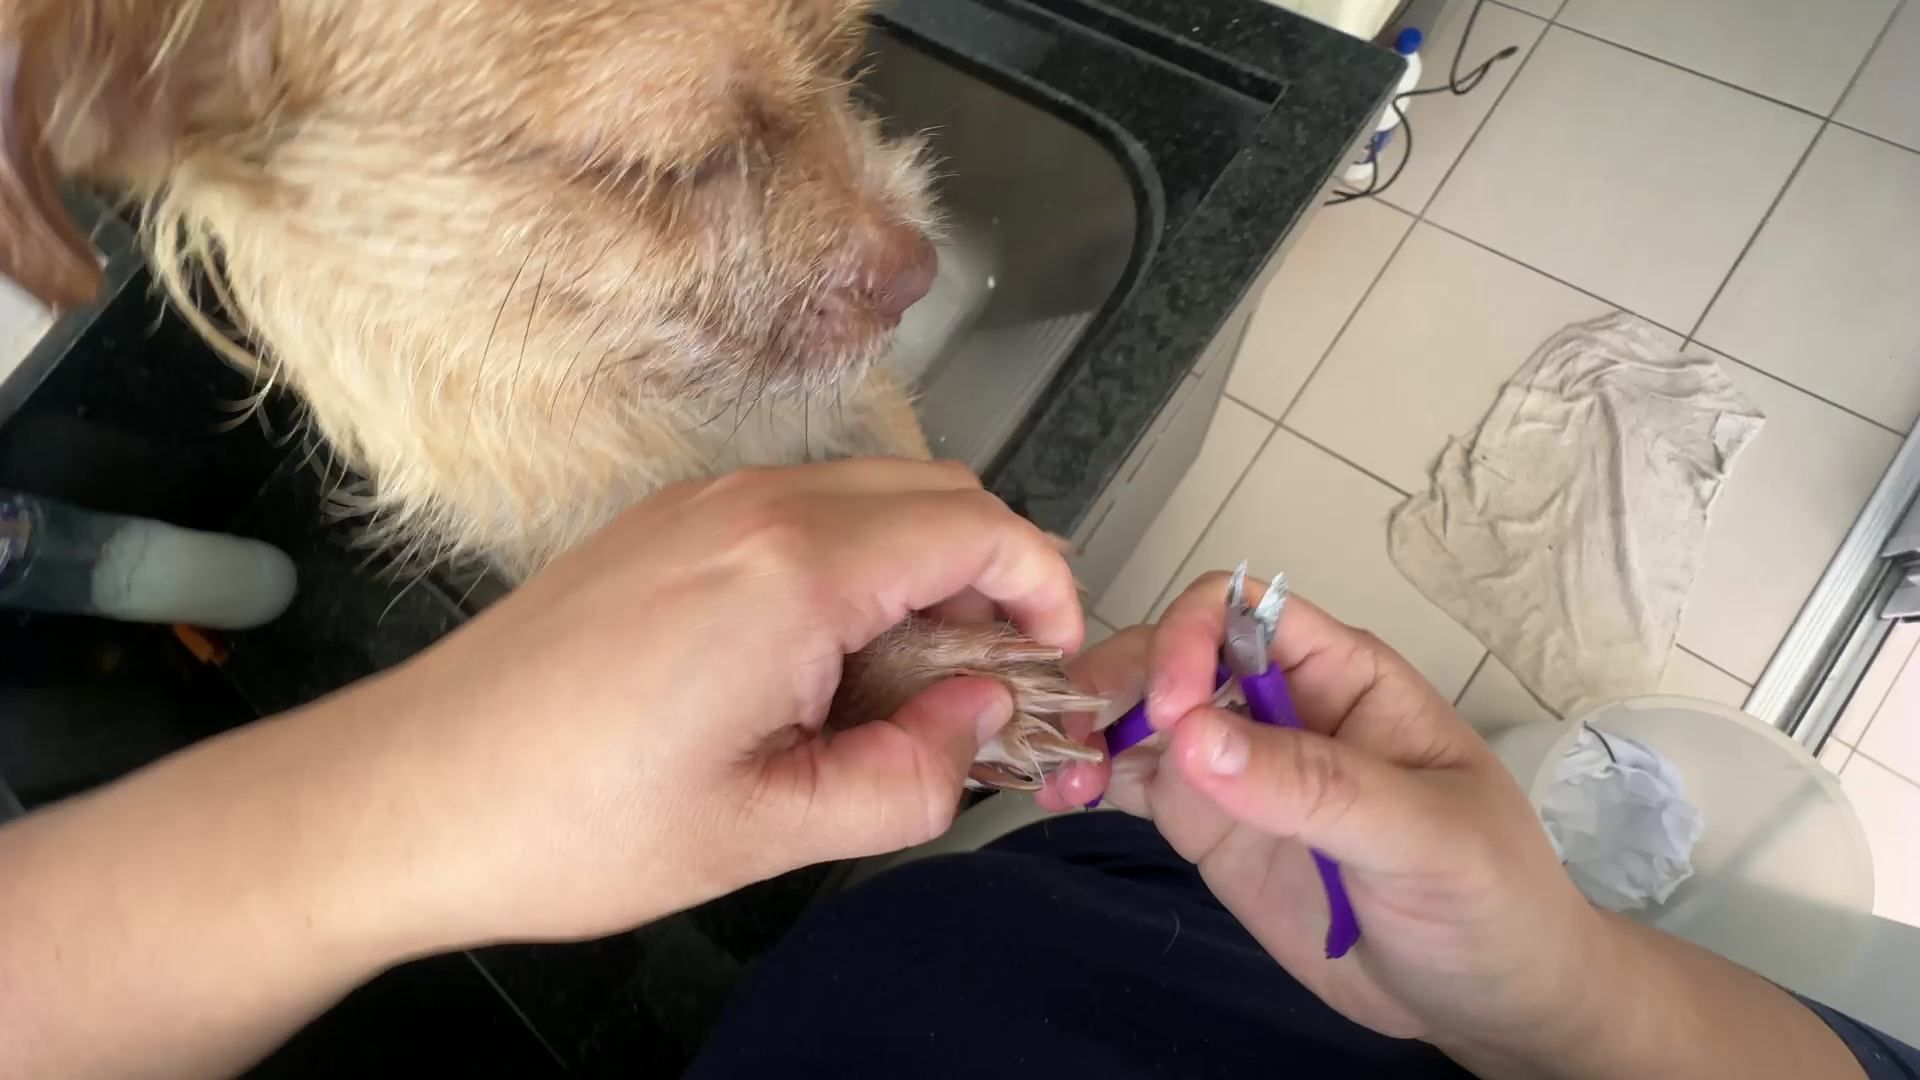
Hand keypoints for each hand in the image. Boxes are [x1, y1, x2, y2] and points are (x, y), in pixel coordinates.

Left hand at [0, 459, 1083, 1079]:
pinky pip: (818, 506)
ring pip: (883, 494)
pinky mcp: (683, 516)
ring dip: (928, 567)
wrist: (402, 791)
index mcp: (797, 571)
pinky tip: (826, 646)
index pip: (982, 531)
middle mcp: (763, 504)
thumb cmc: (576, 821)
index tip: (1050, 656)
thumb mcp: (773, 831)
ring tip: (903, 671)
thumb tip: (983, 717)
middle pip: (944, 494)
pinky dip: (865, 559)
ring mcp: (716, 499)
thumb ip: (913, 776)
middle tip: (982, 674)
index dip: (1044, 587)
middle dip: (995, 574)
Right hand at [1077, 575, 1863, 1078]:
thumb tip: (1190, 735)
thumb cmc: (1486, 898)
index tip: (1169, 708)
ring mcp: (1228, 757)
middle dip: (1119, 679)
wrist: (1484, 1001)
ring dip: (1089, 727)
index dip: (1190, 636)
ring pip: (1136, 711)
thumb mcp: (1421, 835)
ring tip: (1057, 769)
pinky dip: (1089, 777)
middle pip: (1170, 652)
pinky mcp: (1201, 812)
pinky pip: (1130, 777)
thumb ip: (1310, 782)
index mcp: (1332, 670)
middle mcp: (1267, 698)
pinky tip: (1061, 795)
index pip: (1240, 610)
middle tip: (1078, 731)